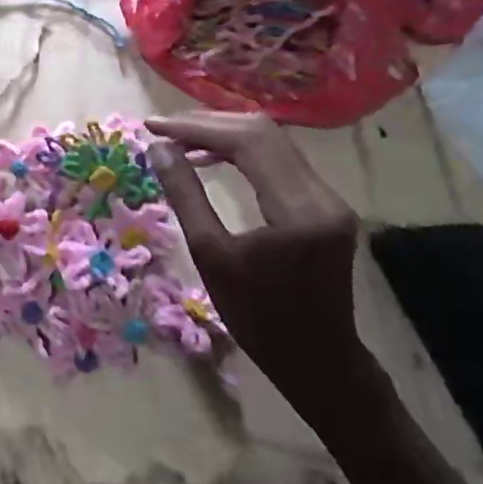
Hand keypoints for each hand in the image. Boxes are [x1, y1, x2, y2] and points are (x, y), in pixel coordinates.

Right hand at [146, 111, 364, 396]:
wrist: (317, 360)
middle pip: (264, 133)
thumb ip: (185, 196)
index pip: (248, 142)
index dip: (197, 127)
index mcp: (298, 209)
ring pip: (274, 142)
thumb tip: (158, 149)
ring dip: (225, 134)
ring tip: (180, 140)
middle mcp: (322, 194)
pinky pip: (280, 160)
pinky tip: (211, 158)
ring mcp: (329, 198)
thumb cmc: (257, 317)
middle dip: (209, 124)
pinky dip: (242, 151)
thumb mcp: (210, 256)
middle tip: (164, 129)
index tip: (154, 126)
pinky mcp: (325, 204)